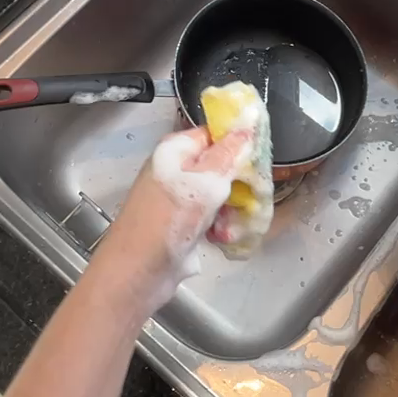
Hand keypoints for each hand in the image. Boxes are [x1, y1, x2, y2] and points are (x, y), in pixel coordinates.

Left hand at [92, 126, 252, 311]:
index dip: (240, 142)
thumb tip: (248, 121)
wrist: (136, 274)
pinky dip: (222, 227)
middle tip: (251, 196)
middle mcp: (177, 170)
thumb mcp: (205, 183)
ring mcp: (180, 198)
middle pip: (222, 165)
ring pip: (222, 194)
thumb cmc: (164, 223)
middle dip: (239, 183)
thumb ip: (230, 153)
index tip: (261, 156)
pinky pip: (214, 217)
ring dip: (233, 210)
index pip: (216, 133)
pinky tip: (222, 237)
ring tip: (230, 224)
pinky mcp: (184, 223)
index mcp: (176, 150)